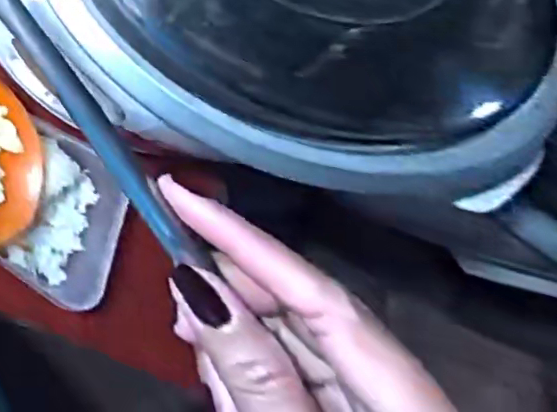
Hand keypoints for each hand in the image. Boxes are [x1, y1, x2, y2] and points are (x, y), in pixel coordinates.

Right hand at [160, 175, 453, 411]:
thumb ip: (251, 372)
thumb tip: (195, 279)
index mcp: (410, 408)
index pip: (322, 300)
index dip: (244, 238)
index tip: (175, 191)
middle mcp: (405, 402)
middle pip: (312, 316)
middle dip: (233, 285)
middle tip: (169, 276)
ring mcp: (379, 411)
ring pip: (299, 340)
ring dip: (233, 323)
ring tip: (189, 330)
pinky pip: (295, 370)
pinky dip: (246, 355)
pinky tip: (216, 362)